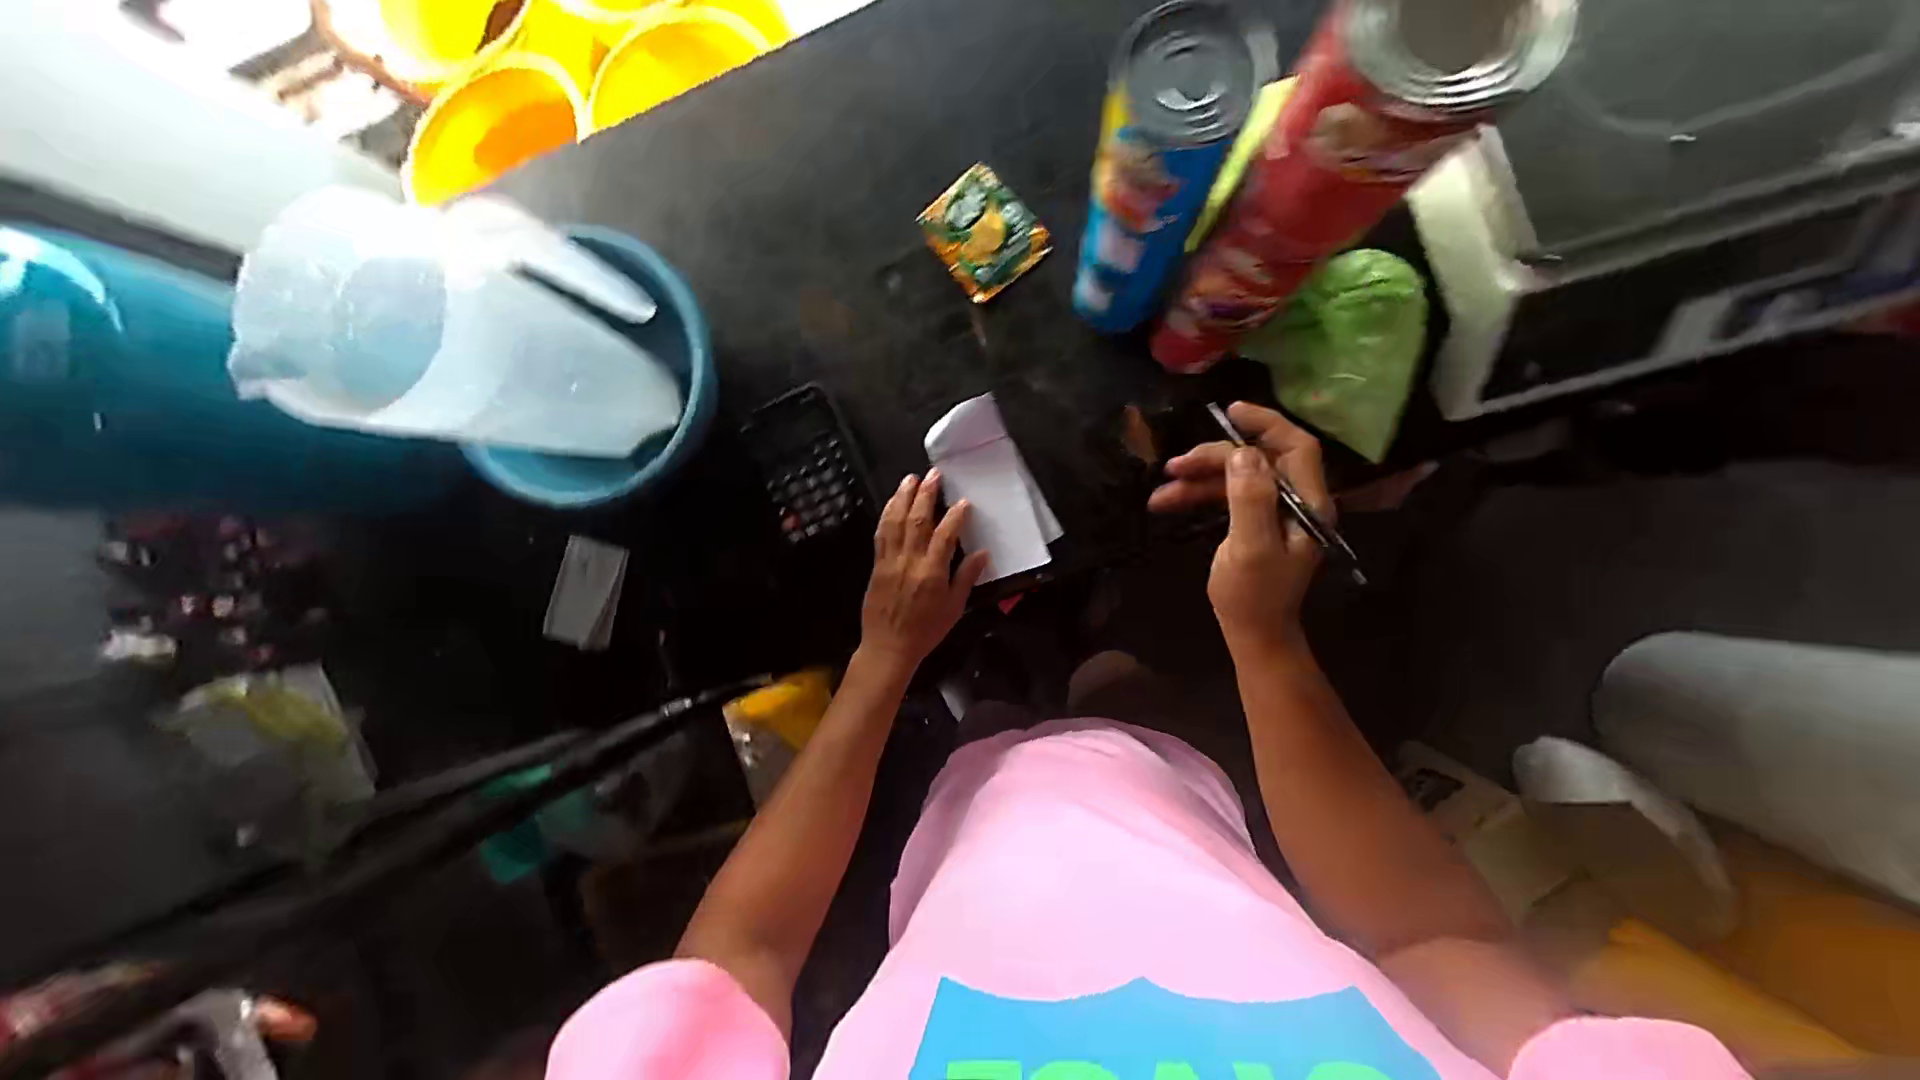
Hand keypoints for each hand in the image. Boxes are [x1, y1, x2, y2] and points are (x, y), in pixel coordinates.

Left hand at [860, 470, 989, 673]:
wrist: (888, 647)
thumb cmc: (926, 630)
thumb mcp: (954, 608)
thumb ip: (966, 578)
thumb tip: (983, 553)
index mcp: (932, 573)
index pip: (945, 535)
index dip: (955, 516)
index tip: (964, 501)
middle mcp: (910, 561)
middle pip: (918, 520)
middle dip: (927, 495)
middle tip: (934, 474)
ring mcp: (890, 560)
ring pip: (896, 521)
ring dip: (903, 497)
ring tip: (911, 478)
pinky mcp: (877, 564)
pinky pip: (881, 533)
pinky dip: (887, 514)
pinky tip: (893, 502)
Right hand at [1147, 403, 1332, 651]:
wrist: (1253, 632)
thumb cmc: (1253, 595)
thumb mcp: (1250, 547)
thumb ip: (1250, 499)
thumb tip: (1242, 454)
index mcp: (1307, 504)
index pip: (1295, 448)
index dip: (1266, 424)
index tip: (1231, 412)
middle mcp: (1295, 502)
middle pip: (1258, 460)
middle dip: (1216, 457)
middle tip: (1177, 463)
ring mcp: (1273, 512)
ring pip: (1236, 477)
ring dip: (1199, 478)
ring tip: (1163, 488)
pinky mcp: (1253, 522)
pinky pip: (1225, 496)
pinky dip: (1198, 495)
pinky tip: (1169, 501)